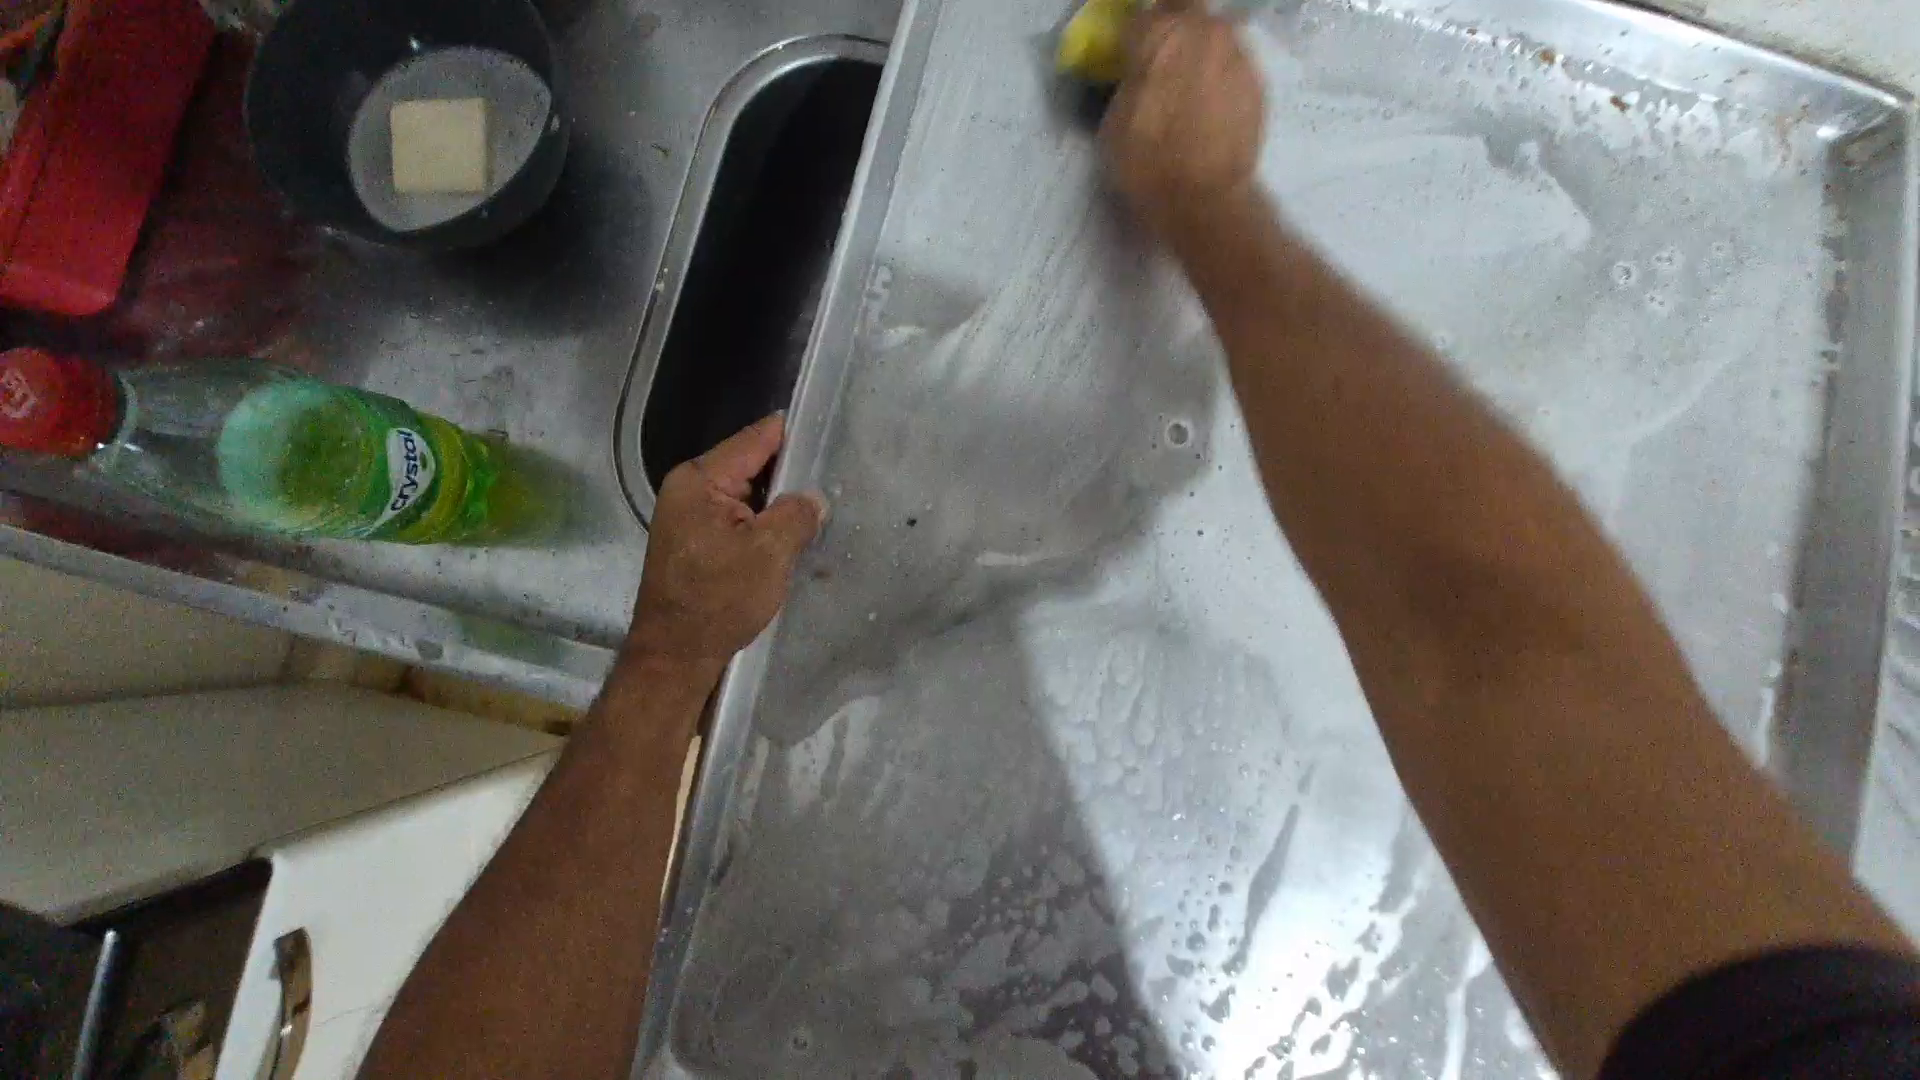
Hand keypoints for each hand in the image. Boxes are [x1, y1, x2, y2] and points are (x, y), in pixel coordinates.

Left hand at [628, 414, 826, 667]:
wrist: (676, 656)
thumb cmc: (719, 600)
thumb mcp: (768, 553)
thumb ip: (796, 514)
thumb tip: (814, 498)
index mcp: (700, 480)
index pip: (755, 439)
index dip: (794, 434)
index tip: (831, 429)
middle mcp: (690, 489)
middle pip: (751, 465)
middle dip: (790, 474)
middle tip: (835, 478)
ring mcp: (691, 516)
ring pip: (748, 495)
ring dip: (779, 504)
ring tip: (822, 507)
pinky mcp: (698, 542)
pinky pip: (739, 519)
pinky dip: (765, 525)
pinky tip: (793, 535)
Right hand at [1102, 5, 1264, 243]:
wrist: (1204, 199)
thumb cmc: (1148, 164)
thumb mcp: (1113, 124)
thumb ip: (1128, 84)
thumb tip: (1138, 74)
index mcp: (1160, 34)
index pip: (1141, 16)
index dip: (1133, 38)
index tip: (1129, 56)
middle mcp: (1204, 29)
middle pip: (1186, 9)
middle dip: (1174, 27)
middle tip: (1163, 58)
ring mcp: (1238, 52)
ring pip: (1215, 35)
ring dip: (1202, 51)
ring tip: (1191, 87)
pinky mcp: (1258, 81)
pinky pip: (1233, 65)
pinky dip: (1221, 77)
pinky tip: (1211, 108)